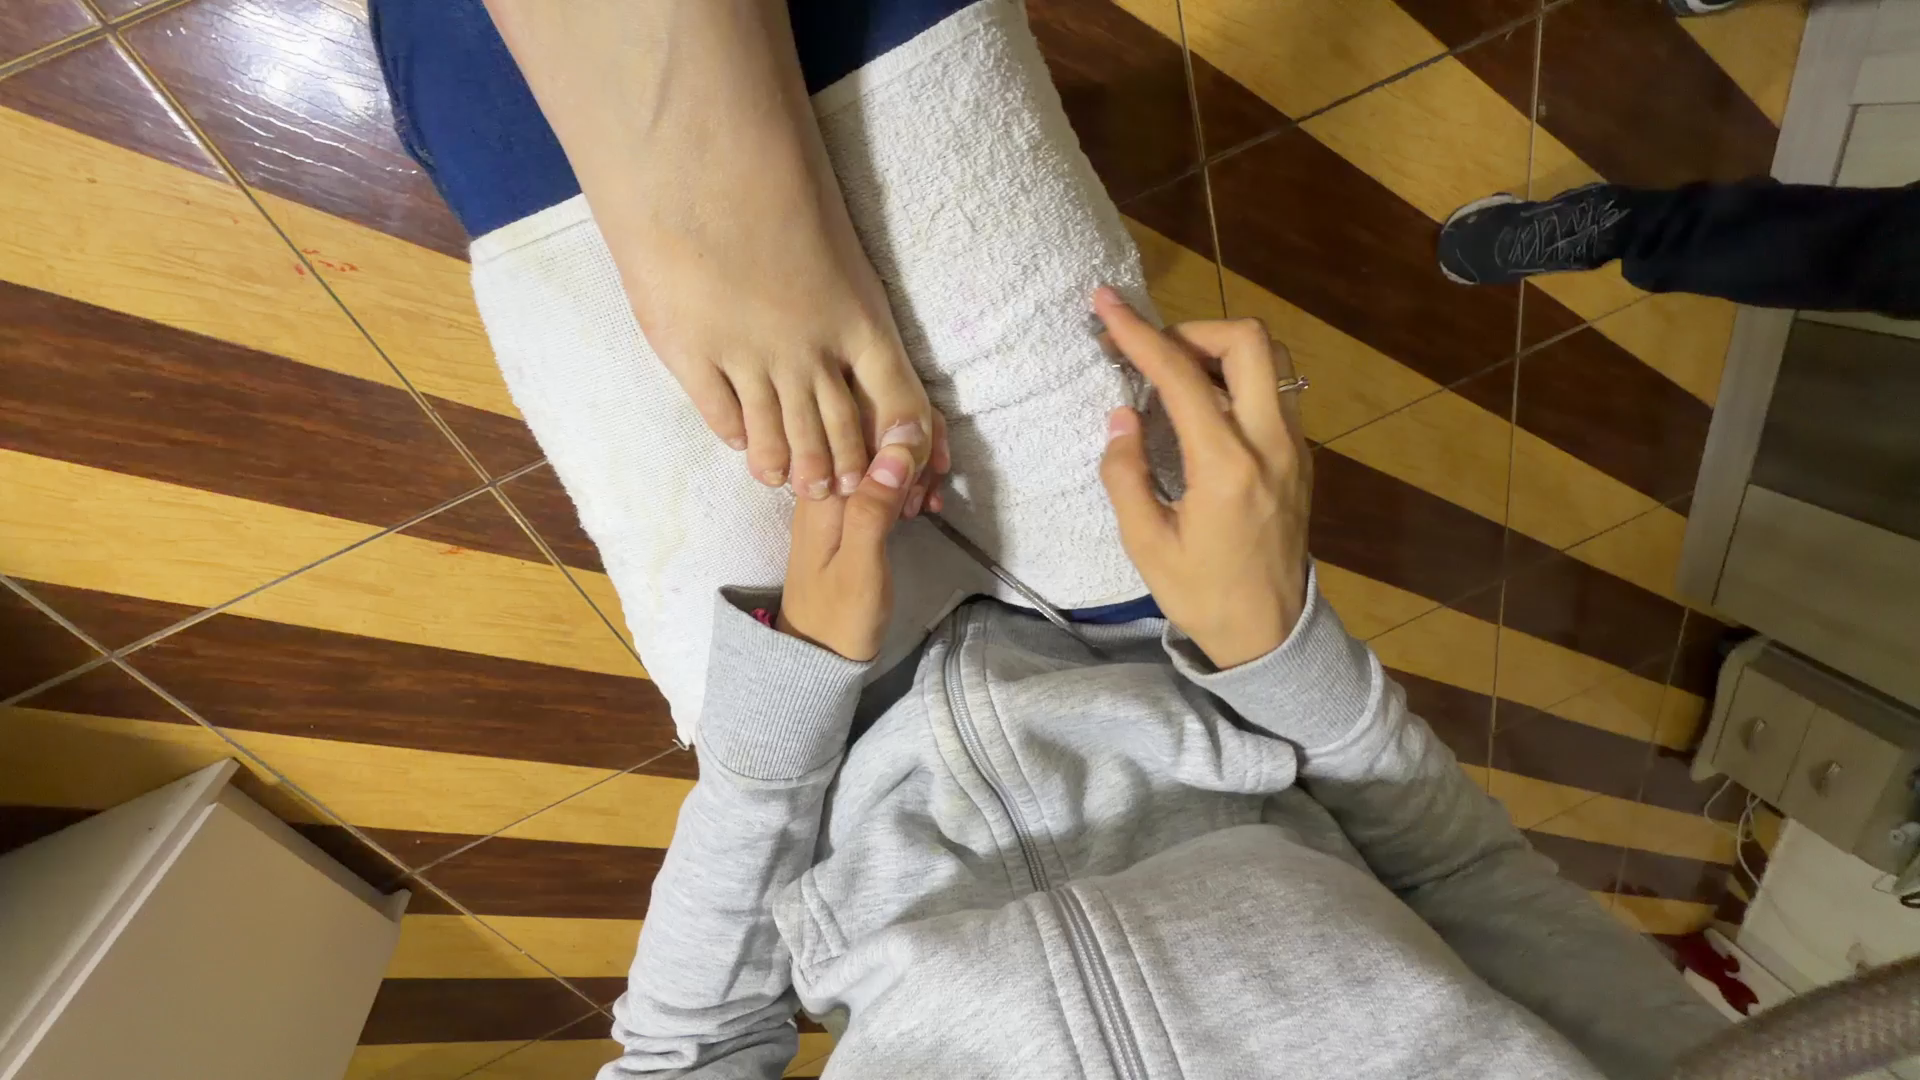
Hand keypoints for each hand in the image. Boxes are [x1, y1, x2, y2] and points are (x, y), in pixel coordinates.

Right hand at [489, 0, 947, 504]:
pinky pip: (724, 416)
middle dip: (846, 470)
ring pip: (780, 437)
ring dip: (793, 466)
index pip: (901, 401)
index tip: (908, 472)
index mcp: (860, 322)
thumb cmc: (779, 191)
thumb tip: (869, 367)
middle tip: (841, 491)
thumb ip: (856, 318)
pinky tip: (743, 445)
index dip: (908, 446)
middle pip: (839, 432)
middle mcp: (810, 352)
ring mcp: (750, 358)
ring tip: (794, 483)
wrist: (696, 158)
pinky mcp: (693, 355)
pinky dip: (739, 436)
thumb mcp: (842, 252)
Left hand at [774, 433, 919, 660]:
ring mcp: (840, 492)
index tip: (933, 466)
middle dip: (917, 447)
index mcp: (822, 487)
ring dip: (917, 468)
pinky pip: (885, 477)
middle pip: (877, 430)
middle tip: (934, 490)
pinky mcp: (854, 508)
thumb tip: (898, 448)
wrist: (818, 656)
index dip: (906, 432)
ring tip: (930, 505)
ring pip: (885, 452)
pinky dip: (912, 485)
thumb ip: (873, 508)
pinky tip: (926, 509)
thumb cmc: (839, 617)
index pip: (864, 425)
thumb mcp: (860, 567)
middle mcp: (828, 479)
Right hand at [1094, 287, 1312, 669]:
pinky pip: (1272, 391)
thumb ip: (1125, 473)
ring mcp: (1294, 447)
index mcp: (1226, 466)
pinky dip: (1234, 378)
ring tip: (1174, 374)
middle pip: (1249, 342)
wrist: (1269, 632)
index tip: (1106, 306)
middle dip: (1191, 329)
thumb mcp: (1145, 544)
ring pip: (1271, 360)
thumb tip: (1122, 416)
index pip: (1180, 377)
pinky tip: (1200, 407)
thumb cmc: (1201, 593)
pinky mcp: (1300, 456)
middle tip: (1150, 352)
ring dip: (1219, 350)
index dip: (1138, 334)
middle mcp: (1271, 443)